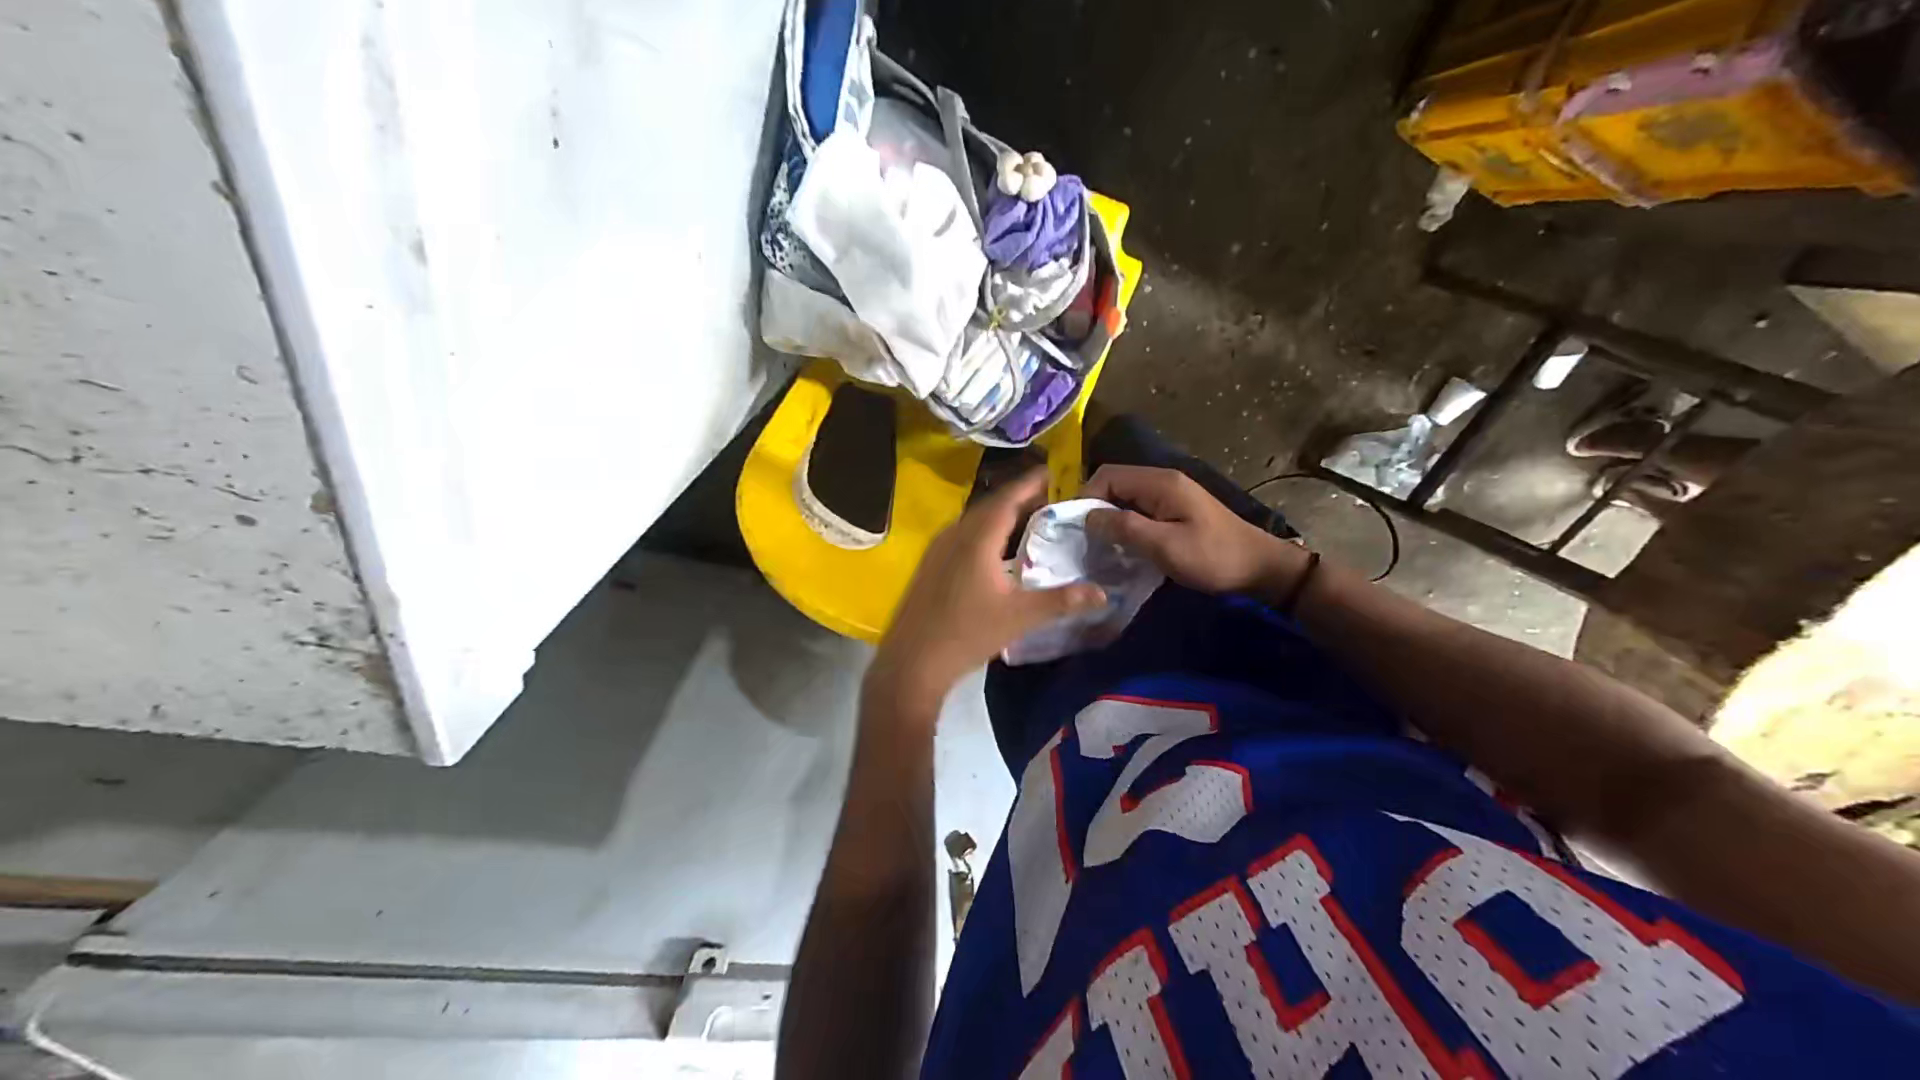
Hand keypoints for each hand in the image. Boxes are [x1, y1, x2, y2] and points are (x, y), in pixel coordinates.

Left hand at [870, 468, 1106, 711]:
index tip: (1052, 471)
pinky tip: (997, 552)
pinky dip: (985, 534)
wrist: (912, 662)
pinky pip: (962, 537)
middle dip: (1019, 499)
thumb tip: (1102, 593)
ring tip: (1028, 521)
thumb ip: (1061, 601)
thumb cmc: (967, 634)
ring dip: (1000, 517)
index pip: (1007, 498)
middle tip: (1049, 498)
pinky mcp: (929, 566)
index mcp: (976, 538)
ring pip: (974, 522)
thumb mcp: (1020, 617)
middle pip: (990, 507)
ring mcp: (937, 550)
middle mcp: (954, 535)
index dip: (1030, 483)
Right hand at [1085, 465, 1304, 598]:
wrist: (1260, 568)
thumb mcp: (1164, 546)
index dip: (1085, 498)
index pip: (1107, 475)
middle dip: (1094, 508)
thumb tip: (1088, 518)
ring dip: (1109, 517)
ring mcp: (1171, 495)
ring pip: (1125, 498)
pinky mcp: (1176, 510)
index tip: (1075, 528)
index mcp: (1160, 482)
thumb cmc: (1212, 557)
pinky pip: (1139, 509)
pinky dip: (1125, 523)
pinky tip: (1122, 545)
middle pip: (1114, 484)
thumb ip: (1124, 528)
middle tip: (1084, 539)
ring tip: (1099, 545)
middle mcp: (1163, 480)